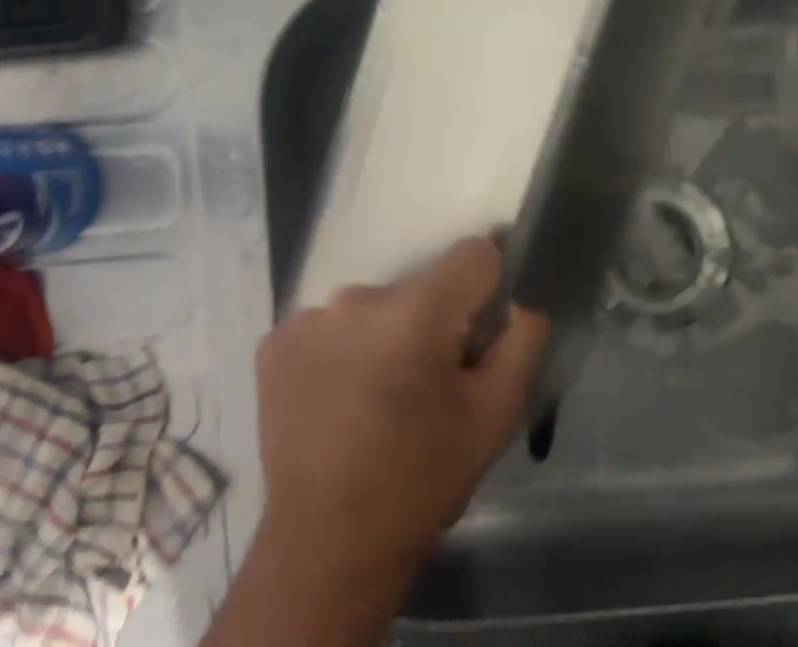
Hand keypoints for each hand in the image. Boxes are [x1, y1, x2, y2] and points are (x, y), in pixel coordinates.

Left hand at [254, 236, 549, 586]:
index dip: (490, 285)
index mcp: (414, 314)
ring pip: (374, 306)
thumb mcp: (497, 413)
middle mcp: (355, 298)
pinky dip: (343, 350)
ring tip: (382, 394)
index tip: (484, 330)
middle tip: (432, 382)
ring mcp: (306, 319)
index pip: (474, 254)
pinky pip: (330, 326)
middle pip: (420, 285)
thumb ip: (523, 337)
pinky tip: (341, 397)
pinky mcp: (274, 342)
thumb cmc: (422, 480)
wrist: (329, 544)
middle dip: (435, 321)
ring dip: (386, 335)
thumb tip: (522, 293)